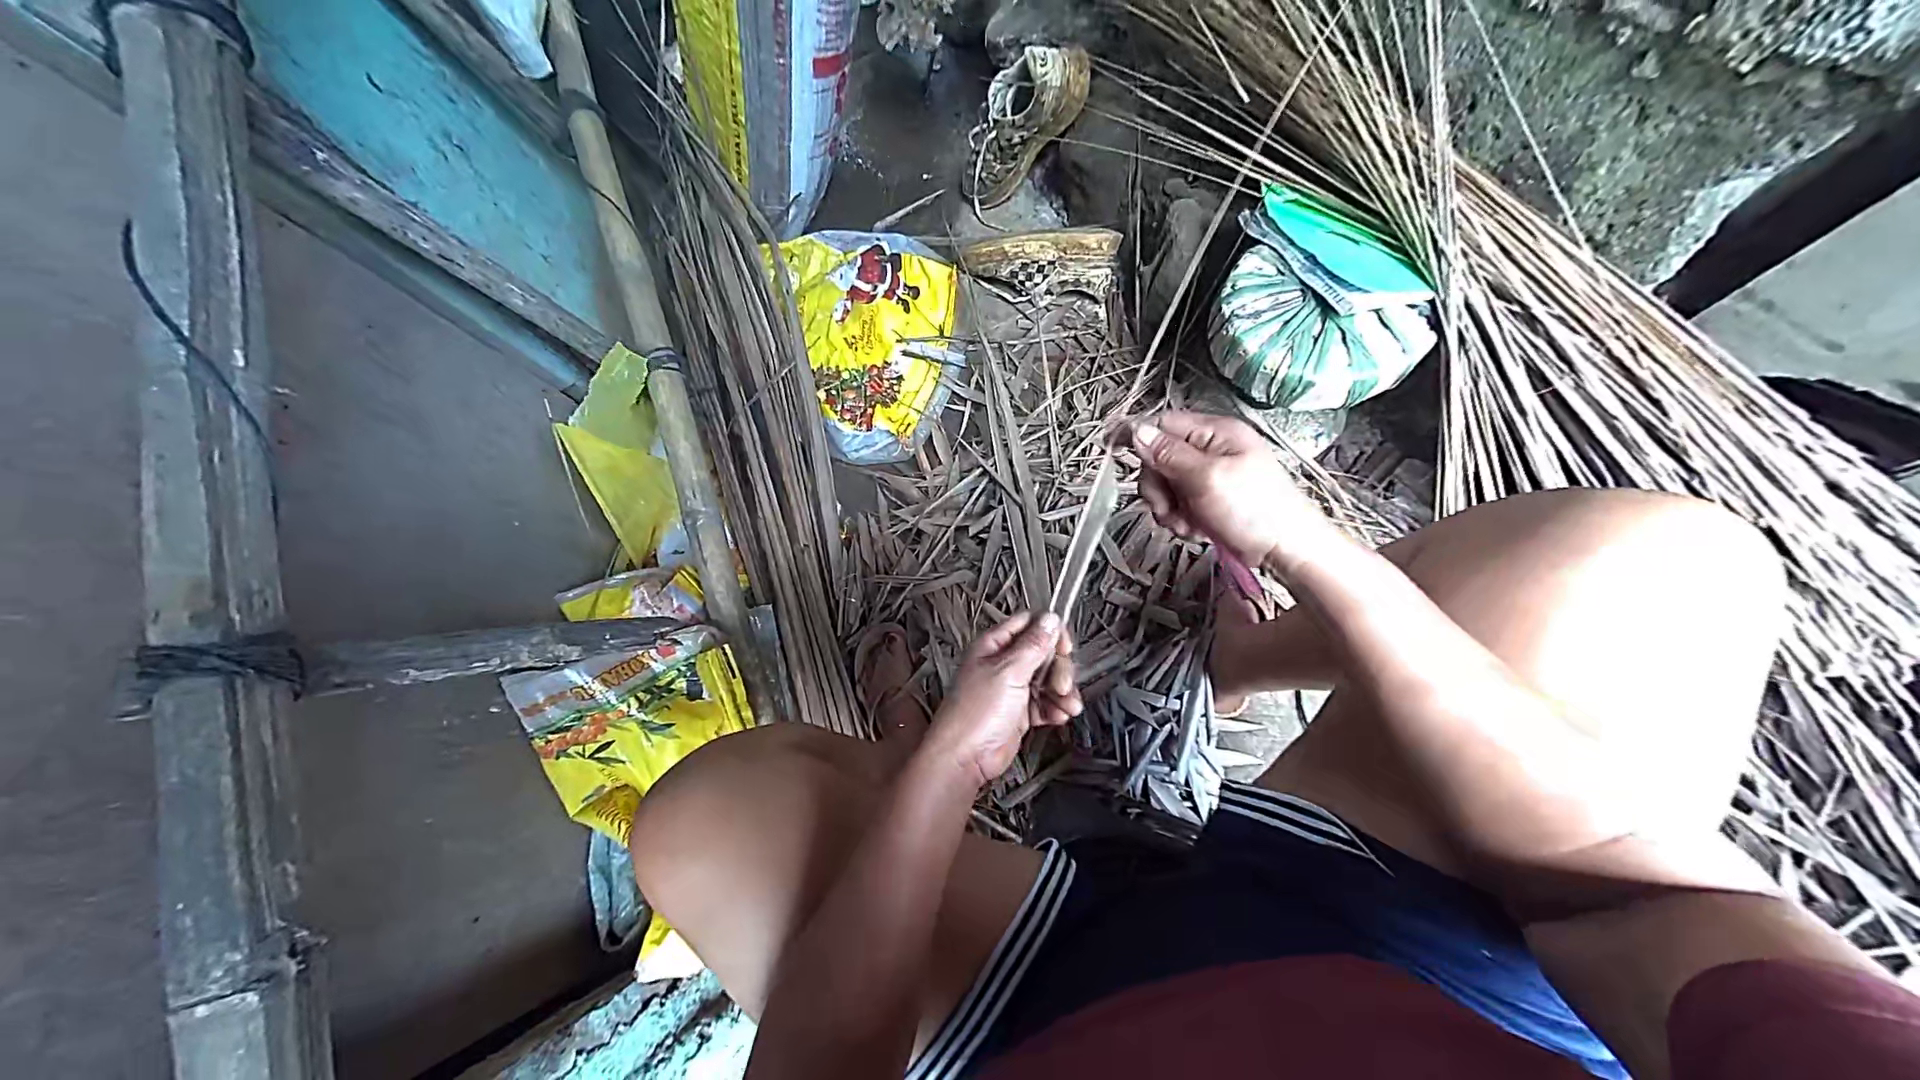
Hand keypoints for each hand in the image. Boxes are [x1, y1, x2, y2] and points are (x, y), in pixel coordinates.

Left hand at [925, 612, 1081, 788]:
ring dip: (1062, 692)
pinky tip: (1059, 715)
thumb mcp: (1008, 672)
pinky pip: (1046, 702)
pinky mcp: (1019, 710)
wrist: (965, 758)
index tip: (1063, 647)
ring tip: (1066, 704)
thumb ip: (1033, 645)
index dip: (1050, 632)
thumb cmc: (972, 715)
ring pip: (1048, 679)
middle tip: (1061, 684)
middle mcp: (1003, 664)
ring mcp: (1012, 688)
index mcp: (994, 646)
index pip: (1029, 625)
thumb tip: (1050, 620)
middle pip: (1044, 653)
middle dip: (1059, 669)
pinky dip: (1056, 708)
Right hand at [1129, 411, 1338, 571]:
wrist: (1286, 549)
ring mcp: (1211, 475)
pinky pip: (1178, 504)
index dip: (1140, 441)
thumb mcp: (1207, 478)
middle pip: (1159, 459)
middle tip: (1167, 506)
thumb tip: (1138, 432)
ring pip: (1166, 485)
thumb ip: (1169, 454)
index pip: (1162, 425)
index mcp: (1216, 432)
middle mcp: (1213, 450)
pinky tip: (1195, 528)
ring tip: (1187, 521)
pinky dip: (1180, 519)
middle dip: (1157, 487)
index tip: (1116, 452)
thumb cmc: (1261, 512)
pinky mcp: (1210, 498)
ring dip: (1168, 508)